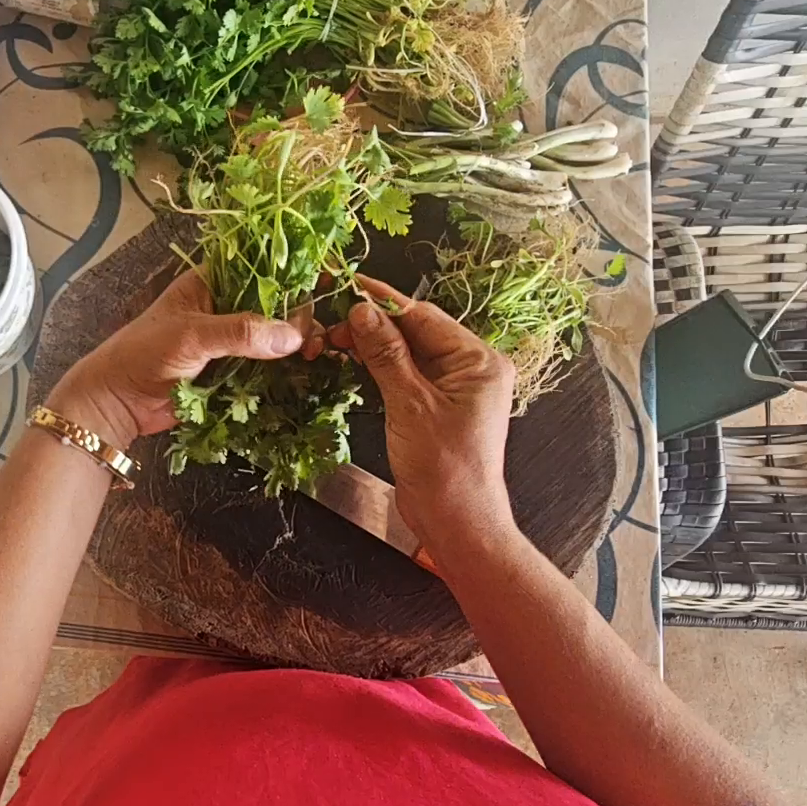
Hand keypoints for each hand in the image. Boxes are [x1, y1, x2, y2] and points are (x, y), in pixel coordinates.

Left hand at [47, 268, 302, 449]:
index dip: (293, 275)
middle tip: (315, 338)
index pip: (262, 268)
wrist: (116, 402)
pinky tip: (303, 375)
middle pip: (275, 306)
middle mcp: (224, 308)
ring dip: (293, 348)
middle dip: (299, 318)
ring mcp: (228, 344)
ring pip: (272, 339)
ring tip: (314, 357)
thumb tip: (293, 335)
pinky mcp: (230, 375)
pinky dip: (281, 373)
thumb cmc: (143, 355)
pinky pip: (263, 370)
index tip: (323, 288)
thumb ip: (240, 332)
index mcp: (212, 283)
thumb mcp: (191, 335)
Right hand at [329, 276, 517, 549]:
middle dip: (372, 325)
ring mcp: (453, 388)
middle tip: (329, 322)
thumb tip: (362, 312)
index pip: (423, 316)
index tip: (346, 285)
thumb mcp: (410, 404)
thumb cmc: (442, 466)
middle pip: (415, 331)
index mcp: (477, 361)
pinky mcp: (435, 407)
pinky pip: (404, 376)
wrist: (455, 519)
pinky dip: (378, 368)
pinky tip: (351, 361)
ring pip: (407, 353)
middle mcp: (470, 368)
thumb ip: (386, 355)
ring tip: (332, 340)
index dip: (382, 301)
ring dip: (371, 346)